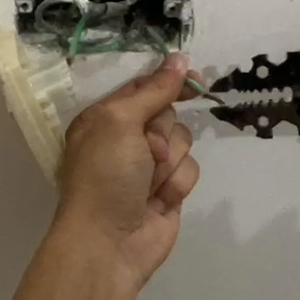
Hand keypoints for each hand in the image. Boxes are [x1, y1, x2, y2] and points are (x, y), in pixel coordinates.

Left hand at [49, 54, 202, 288]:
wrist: (109, 242)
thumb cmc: (105, 175)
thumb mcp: (120, 121)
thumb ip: (154, 89)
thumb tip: (179, 57)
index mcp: (105, 118)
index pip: (144, 87)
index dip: (169, 82)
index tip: (195, 79)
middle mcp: (126, 139)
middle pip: (168, 114)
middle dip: (162, 132)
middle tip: (146, 151)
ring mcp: (149, 166)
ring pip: (184, 142)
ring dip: (170, 162)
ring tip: (148, 183)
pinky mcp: (168, 190)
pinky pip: (190, 171)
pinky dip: (176, 184)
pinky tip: (158, 200)